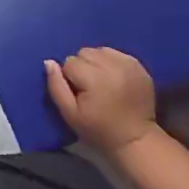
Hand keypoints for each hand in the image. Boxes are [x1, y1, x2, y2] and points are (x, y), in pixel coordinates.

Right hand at [44, 48, 159, 155]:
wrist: (135, 138)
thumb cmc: (98, 130)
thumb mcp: (70, 114)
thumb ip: (57, 87)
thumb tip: (48, 62)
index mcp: (95, 78)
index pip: (70, 62)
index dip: (69, 78)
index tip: (78, 94)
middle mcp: (113, 66)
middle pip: (85, 52)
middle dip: (82, 67)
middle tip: (89, 88)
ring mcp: (129, 64)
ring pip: (101, 50)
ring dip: (97, 62)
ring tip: (102, 82)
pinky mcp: (139, 65)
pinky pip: (117, 53)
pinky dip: (112, 62)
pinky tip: (115, 79)